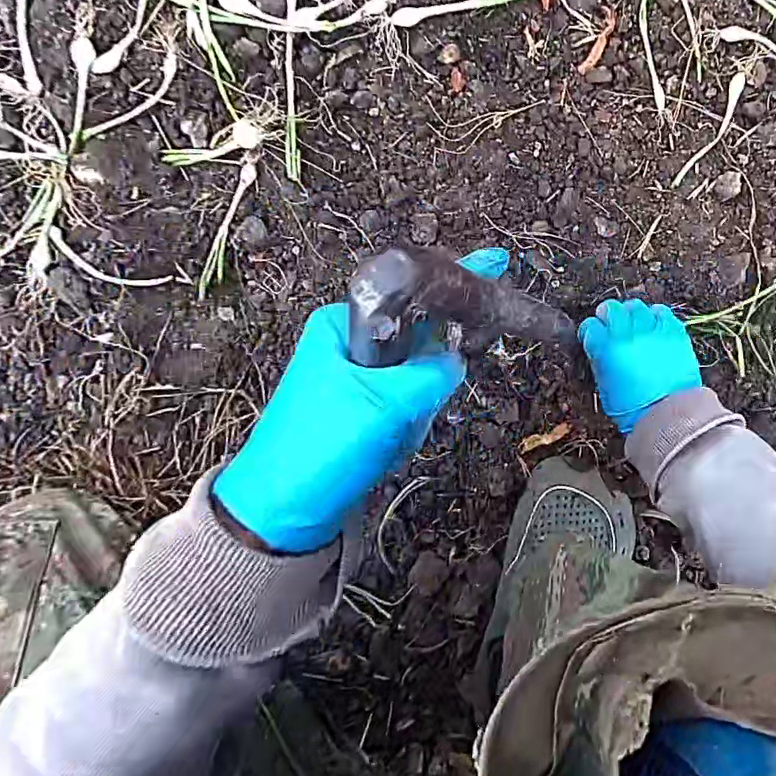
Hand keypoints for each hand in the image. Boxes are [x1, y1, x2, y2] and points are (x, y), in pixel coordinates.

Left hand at [213, 247, 508, 551]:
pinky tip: (393, 444)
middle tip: (419, 406)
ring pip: (418, 372)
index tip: (494, 262)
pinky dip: (410, 421)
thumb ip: (431, 373)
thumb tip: (457, 361)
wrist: (280, 513)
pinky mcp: (365, 406)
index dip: (454, 281)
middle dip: (432, 372)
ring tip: (394, 436)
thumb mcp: (384, 402)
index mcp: (341, 324)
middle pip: (420, 335)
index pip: (408, 291)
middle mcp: (349, 342)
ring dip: (419, 405)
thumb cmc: (320, 447)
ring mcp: (358, 376)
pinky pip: (407, 399)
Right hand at [580, 298, 702, 432]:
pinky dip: (655, 316)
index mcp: (605, 348)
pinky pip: (661, 312)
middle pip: (612, 309)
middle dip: (609, 315)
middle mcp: (625, 334)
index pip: (590, 326)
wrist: (667, 414)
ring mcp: (650, 330)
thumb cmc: (633, 409)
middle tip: (612, 323)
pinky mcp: (672, 331)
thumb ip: (601, 361)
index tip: (594, 334)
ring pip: (636, 306)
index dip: (591, 330)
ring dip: (632, 314)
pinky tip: (653, 324)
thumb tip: (601, 348)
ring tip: (634, 324)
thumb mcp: (604, 386)